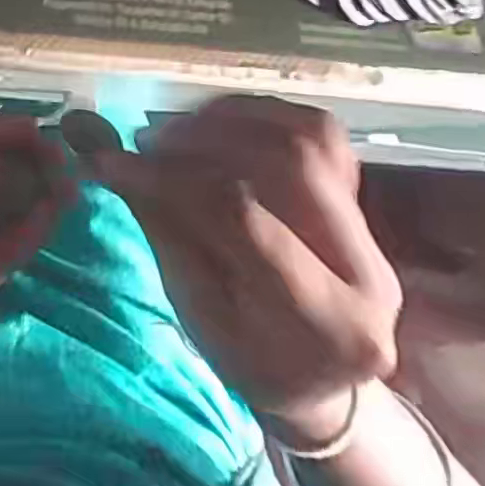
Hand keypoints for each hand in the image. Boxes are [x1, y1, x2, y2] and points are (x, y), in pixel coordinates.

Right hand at [88, 96, 401, 445]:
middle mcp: (368, 271)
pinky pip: (317, 131)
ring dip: (229, 119)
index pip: (243, 217)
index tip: (112, 162)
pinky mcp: (362, 197)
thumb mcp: (195, 311)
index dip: (170, 178)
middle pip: (289, 163)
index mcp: (324, 322)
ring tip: (175, 129)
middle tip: (147, 142)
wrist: (312, 371)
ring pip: (309, 138)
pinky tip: (212, 120)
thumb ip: (163, 230)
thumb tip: (112, 160)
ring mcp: (372, 229)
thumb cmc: (243, 355)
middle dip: (203, 139)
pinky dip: (258, 113)